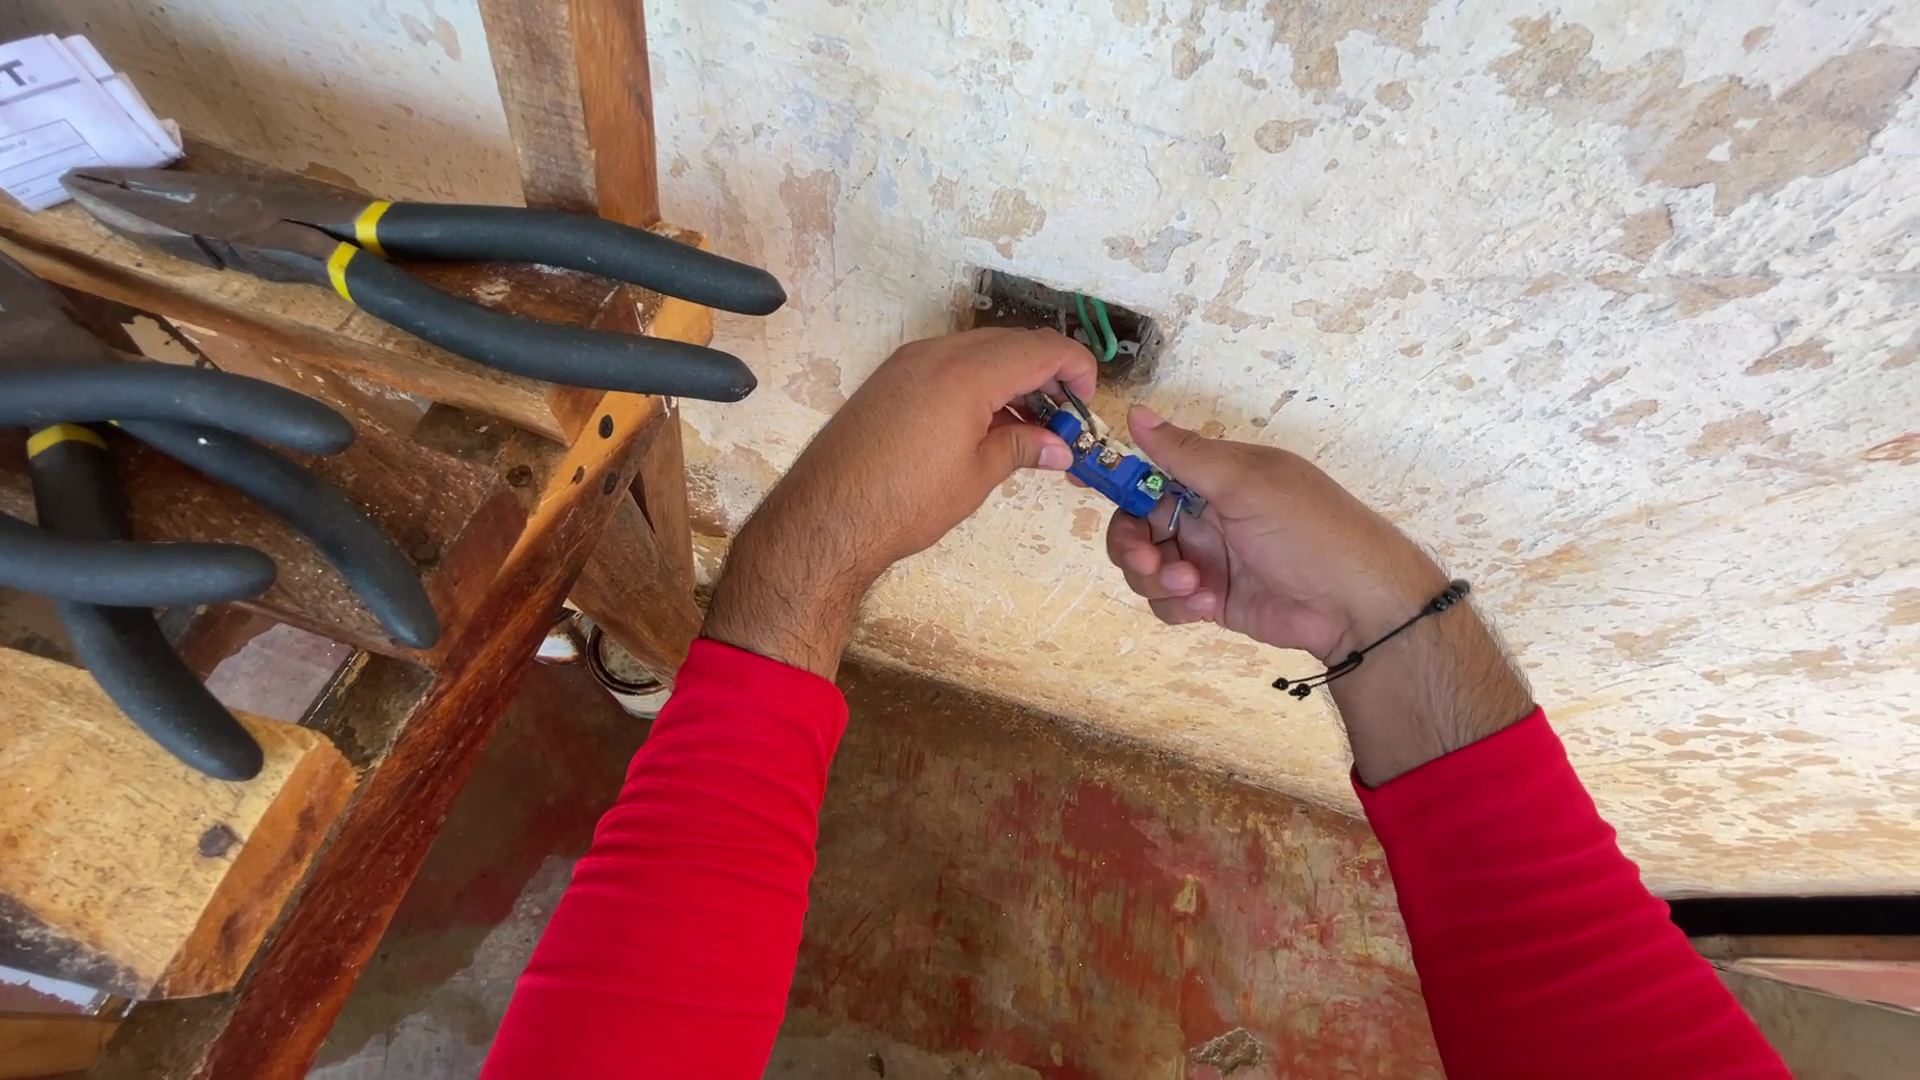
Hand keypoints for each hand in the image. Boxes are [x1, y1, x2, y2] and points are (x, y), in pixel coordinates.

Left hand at [704, 329, 1096, 677]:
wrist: (826, 517)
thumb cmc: (907, 501)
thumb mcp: (975, 476)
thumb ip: (1023, 449)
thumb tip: (1060, 448)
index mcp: (967, 371)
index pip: (1041, 349)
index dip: (1077, 368)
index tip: (1089, 402)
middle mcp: (936, 352)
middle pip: (1011, 344)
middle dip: (1046, 376)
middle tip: (1062, 422)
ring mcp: (907, 362)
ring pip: (978, 353)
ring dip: (1011, 382)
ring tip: (1028, 430)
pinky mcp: (889, 380)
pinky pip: (947, 366)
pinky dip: (977, 386)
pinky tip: (985, 425)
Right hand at [1107, 406, 1447, 662]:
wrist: (1356, 605)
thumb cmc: (1307, 529)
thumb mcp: (1246, 482)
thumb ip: (1184, 453)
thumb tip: (1135, 411)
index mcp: (1209, 478)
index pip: (1146, 471)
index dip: (1113, 476)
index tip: (1078, 479)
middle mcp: (1200, 515)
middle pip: (1132, 525)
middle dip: (1131, 544)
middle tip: (1148, 559)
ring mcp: (1203, 559)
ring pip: (1143, 566)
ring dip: (1157, 579)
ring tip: (1195, 587)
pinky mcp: (1207, 598)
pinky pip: (1165, 601)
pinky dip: (1177, 605)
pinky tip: (1207, 606)